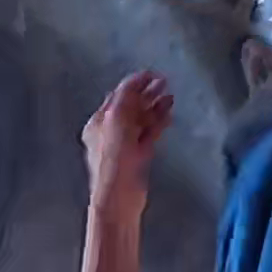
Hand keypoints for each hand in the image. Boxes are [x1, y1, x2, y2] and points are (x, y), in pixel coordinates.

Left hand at [81, 71, 173, 221]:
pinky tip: (169, 115)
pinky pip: (149, 133)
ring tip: (171, 97)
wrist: (119, 197)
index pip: (118, 95)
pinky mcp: (138, 156)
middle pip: (131, 106)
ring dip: (156, 106)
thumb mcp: (117, 117)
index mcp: (99, 121)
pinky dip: (159, 123)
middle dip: (147, 93)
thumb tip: (138, 79)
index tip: (153, 74)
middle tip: (165, 82)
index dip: (135, 82)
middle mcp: (110, 131)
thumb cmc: (113, 154)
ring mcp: (125, 144)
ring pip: (142, 119)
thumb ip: (127, 95)